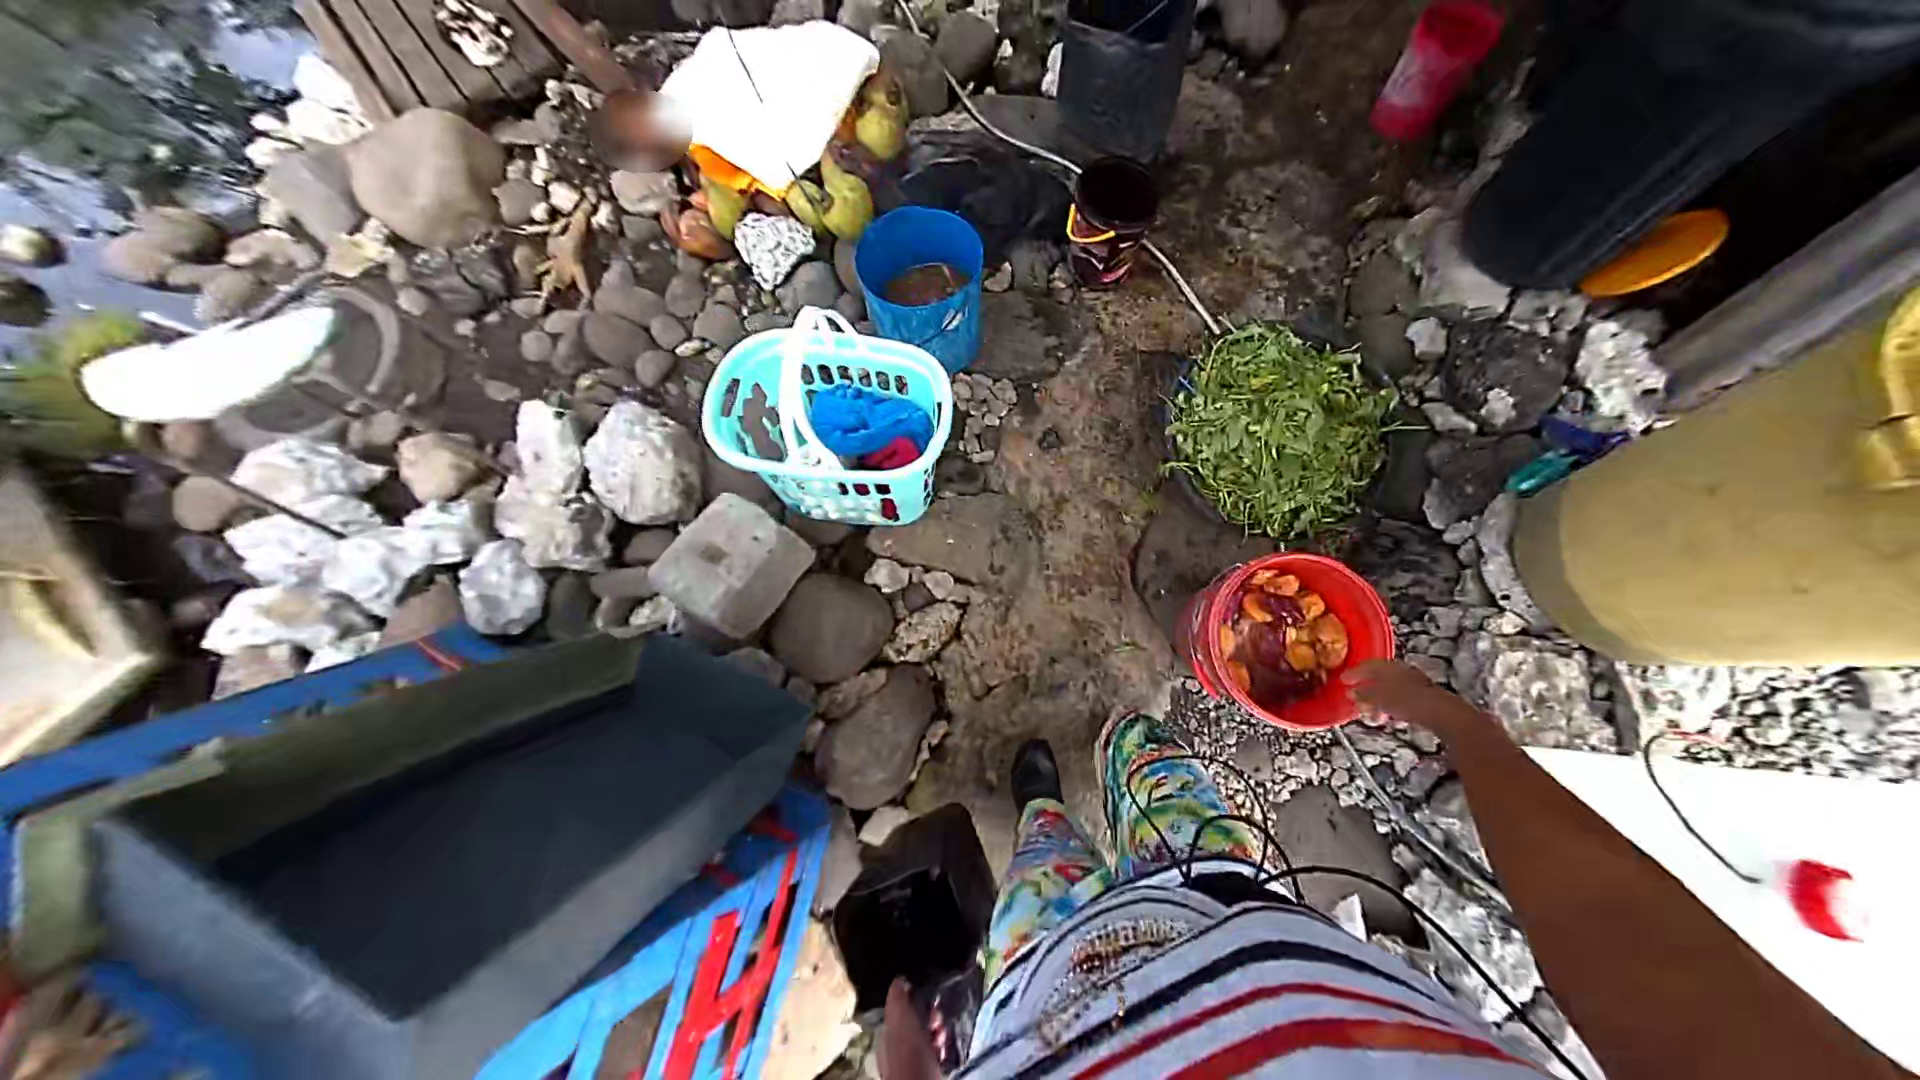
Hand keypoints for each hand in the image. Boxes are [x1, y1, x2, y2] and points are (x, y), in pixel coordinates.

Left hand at [879, 979, 940, 1079]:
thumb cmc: (909, 1055)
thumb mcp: (900, 1021)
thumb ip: (897, 998)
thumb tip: (899, 979)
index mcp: (886, 1036)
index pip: (899, 1009)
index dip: (914, 1000)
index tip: (928, 997)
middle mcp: (895, 1050)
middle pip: (914, 1023)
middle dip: (929, 1016)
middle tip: (938, 1018)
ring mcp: (911, 1063)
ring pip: (926, 1038)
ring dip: (937, 1031)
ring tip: (942, 1033)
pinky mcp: (926, 1073)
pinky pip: (934, 1053)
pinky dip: (941, 1047)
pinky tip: (944, 1048)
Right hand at [1343, 660, 1491, 743]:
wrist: (1454, 722)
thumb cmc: (1420, 706)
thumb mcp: (1387, 700)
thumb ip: (1368, 696)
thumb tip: (1352, 695)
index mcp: (1399, 670)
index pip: (1374, 665)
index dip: (1358, 671)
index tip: (1344, 679)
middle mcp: (1410, 677)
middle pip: (1384, 678)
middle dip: (1368, 686)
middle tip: (1355, 695)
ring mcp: (1421, 691)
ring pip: (1393, 691)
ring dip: (1379, 699)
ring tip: (1369, 710)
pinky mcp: (1429, 705)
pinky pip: (1403, 702)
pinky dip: (1391, 707)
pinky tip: (1389, 716)